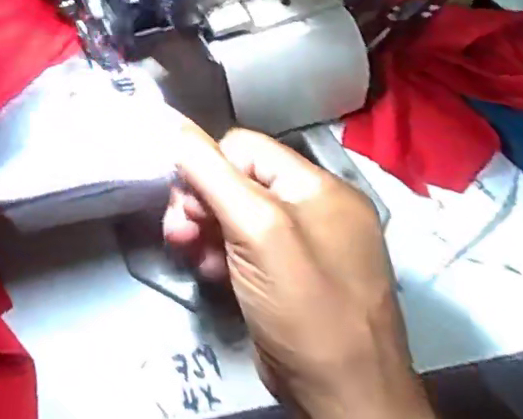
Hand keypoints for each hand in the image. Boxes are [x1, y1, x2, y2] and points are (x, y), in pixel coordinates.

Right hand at [165, 122, 431, 418]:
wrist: (346, 405)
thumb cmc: (305, 308)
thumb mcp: (257, 231)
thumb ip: (214, 175)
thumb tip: (177, 131)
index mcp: (319, 186)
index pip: (246, 148)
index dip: (209, 166)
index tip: (185, 200)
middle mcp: (316, 208)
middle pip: (238, 180)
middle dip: (202, 201)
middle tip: (179, 229)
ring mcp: (306, 246)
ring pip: (238, 215)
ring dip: (205, 228)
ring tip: (186, 249)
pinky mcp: (291, 278)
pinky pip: (247, 248)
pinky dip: (222, 254)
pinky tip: (207, 270)